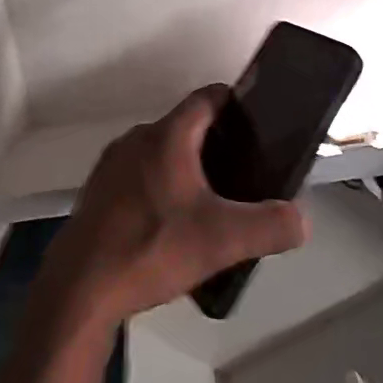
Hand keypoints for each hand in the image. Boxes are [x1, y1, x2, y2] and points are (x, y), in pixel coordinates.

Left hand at [39, 85, 309, 325]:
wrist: (82, 285)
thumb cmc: (153, 247)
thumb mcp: (223, 240)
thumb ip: (270, 226)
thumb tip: (301, 219)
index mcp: (168, 136)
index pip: (207, 98)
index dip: (235, 103)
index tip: (256, 123)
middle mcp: (138, 138)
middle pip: (185, 125)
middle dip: (215, 142)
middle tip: (243, 171)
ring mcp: (113, 162)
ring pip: (161, 150)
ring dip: (186, 166)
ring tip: (210, 200)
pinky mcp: (99, 188)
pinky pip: (139, 173)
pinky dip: (160, 184)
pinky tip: (170, 221)